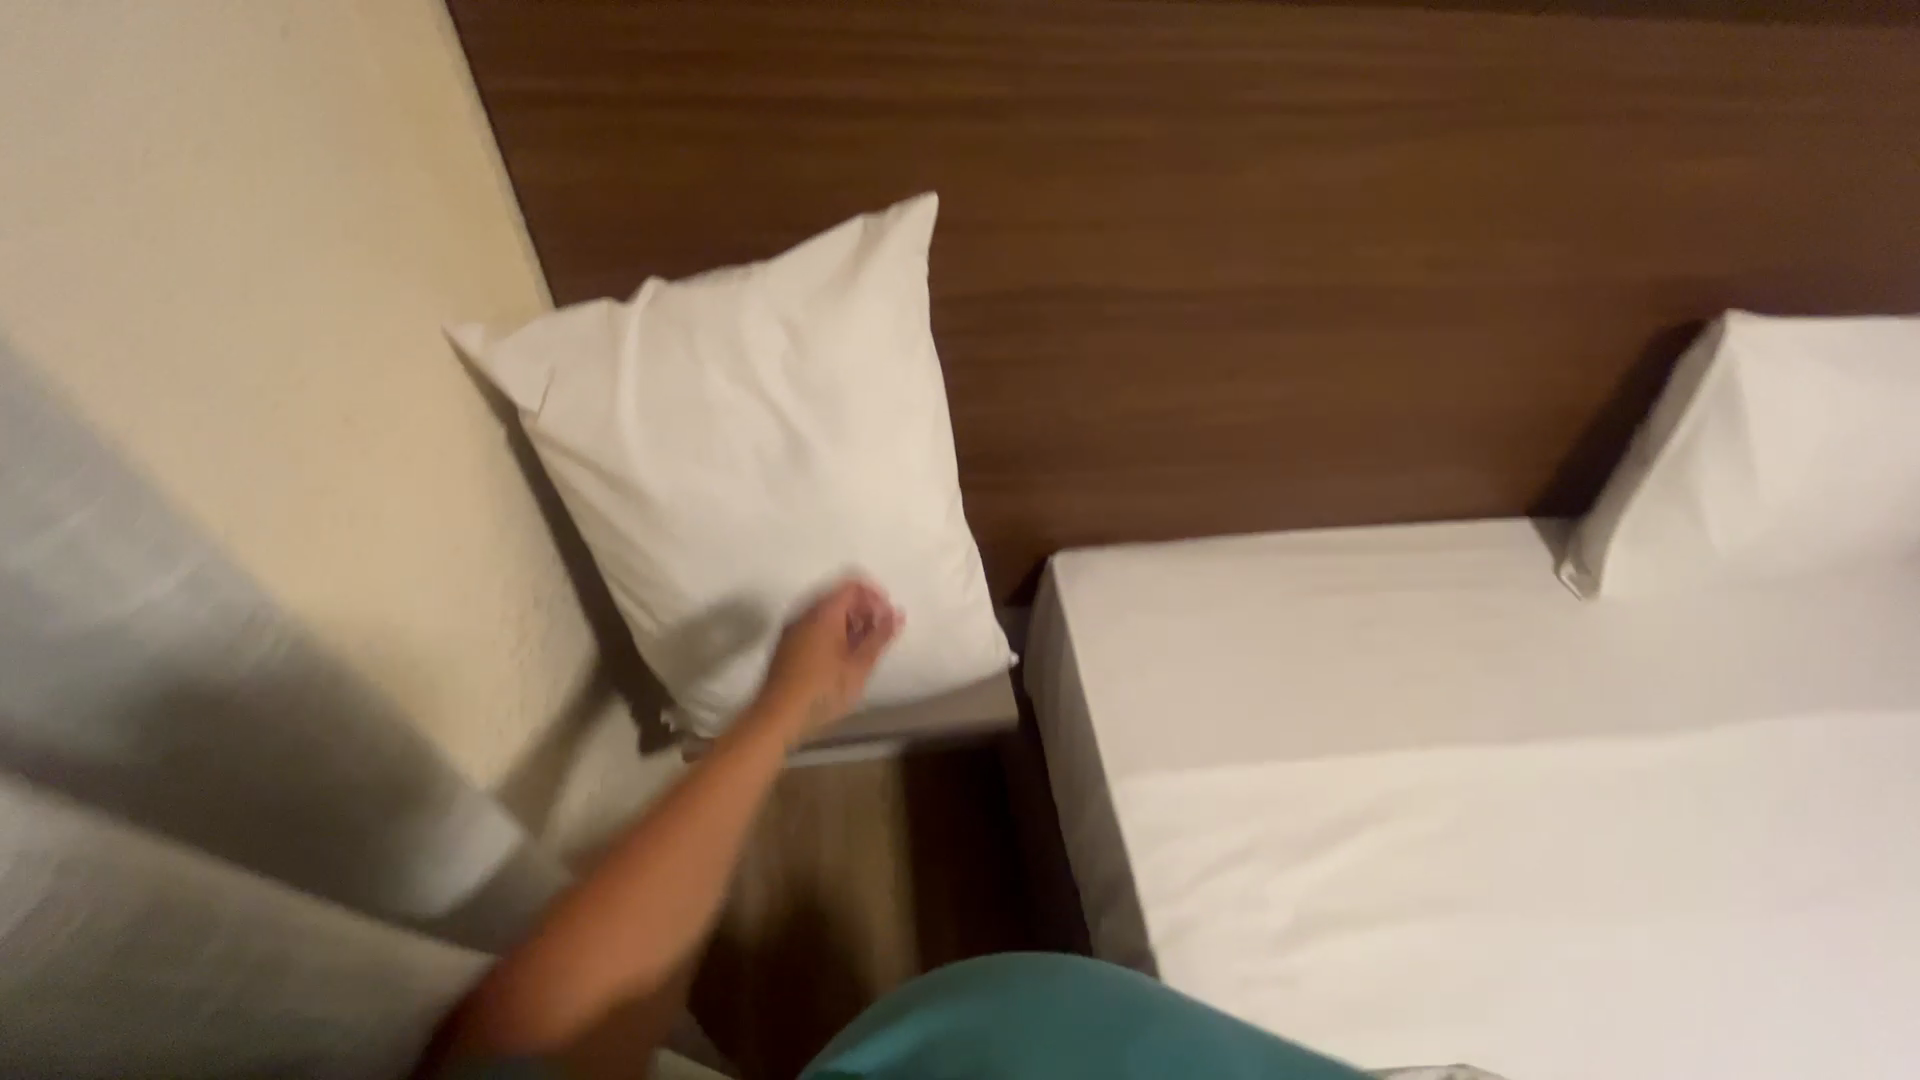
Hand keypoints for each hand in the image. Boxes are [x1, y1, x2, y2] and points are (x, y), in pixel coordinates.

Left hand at [752, 577, 903, 742]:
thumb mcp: (860, 665)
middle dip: (863, 610)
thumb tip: (897, 613)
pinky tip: (841, 659)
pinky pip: (814, 626)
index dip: (875, 596)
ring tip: (862, 651)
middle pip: (839, 596)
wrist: (777, 717)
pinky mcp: (786, 645)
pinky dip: (832, 633)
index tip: (888, 617)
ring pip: (826, 613)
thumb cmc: (823, 690)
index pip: (853, 585)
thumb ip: (881, 636)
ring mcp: (792, 629)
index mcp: (823, 613)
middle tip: (879, 637)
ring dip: (849, 624)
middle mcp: (805, 613)